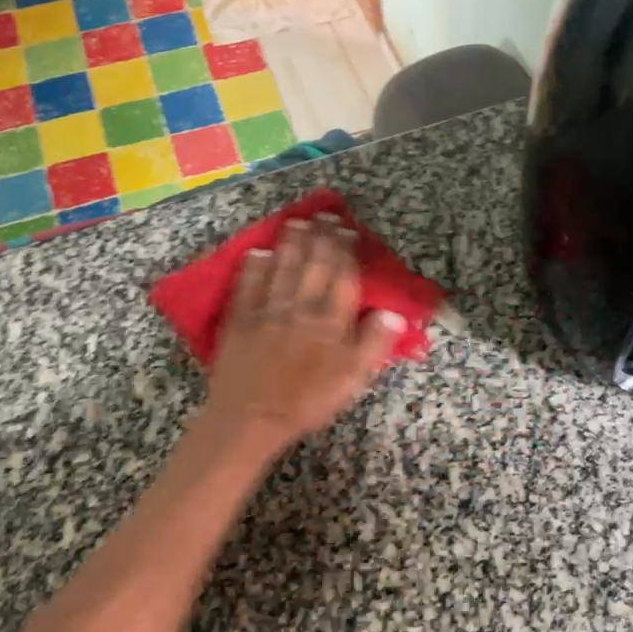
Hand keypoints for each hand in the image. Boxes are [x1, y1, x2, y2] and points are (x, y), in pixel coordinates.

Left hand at [201, 215, 401, 449]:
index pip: (342, 276)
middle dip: (320, 237)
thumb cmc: (307, 403)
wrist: (251, 417)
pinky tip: (258, 251)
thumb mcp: (352, 380)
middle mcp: (300, 307)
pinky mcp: (240, 318)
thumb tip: (392, 313)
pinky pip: (248, 284)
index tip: (348, 230)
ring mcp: (267, 309)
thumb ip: (372, 344)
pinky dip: (255, 266)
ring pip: (282, 267)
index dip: (346, 250)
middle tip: (324, 214)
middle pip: (313, 264)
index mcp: (330, 321)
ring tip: (297, 222)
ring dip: (291, 242)